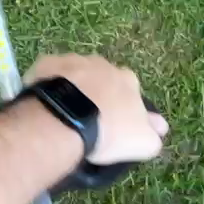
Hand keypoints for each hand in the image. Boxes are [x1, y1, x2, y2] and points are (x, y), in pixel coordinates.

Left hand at [24, 53, 168, 165]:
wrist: (65, 120)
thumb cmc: (108, 132)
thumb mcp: (143, 143)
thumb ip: (154, 134)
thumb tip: (159, 127)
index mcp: (128, 80)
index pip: (131, 90)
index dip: (123, 106)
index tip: (113, 122)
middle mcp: (103, 63)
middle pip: (102, 78)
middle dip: (97, 92)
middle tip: (87, 116)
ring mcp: (73, 60)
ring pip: (75, 73)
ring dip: (72, 86)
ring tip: (63, 110)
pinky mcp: (46, 62)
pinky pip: (49, 72)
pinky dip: (48, 83)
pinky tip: (44, 100)